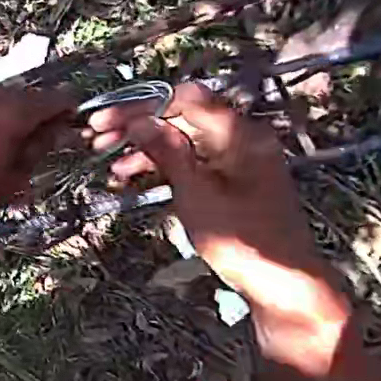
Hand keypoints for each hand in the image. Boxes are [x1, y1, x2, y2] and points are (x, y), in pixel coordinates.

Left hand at [0, 85, 73, 228]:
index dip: (67, 107)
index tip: (75, 117)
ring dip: (22, 107)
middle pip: (30, 94)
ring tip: (29, 130)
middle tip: (54, 126)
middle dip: (44, 106)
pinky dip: (2, 111)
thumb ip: (39, 147)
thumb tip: (57, 131)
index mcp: (14, 114)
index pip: (52, 100)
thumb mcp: (17, 174)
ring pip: (8, 95)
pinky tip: (3, 131)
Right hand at [86, 84, 347, 337]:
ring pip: (183, 141)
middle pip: (182, 118)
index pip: (185, 99)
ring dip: (146, 148)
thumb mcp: (195, 192)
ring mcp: (237, 159)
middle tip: (99, 138)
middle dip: (139, 126)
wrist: (281, 281)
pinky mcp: (231, 180)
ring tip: (112, 164)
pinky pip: (192, 161)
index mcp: (239, 134)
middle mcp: (240, 138)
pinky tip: (134, 177)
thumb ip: (167, 152)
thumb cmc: (240, 237)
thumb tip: (139, 120)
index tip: (107, 121)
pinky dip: (164, 166)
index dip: (142, 106)